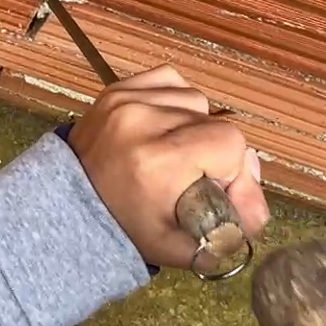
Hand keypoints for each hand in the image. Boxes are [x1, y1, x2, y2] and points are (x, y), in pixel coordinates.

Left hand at [67, 64, 269, 268]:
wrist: (66, 202)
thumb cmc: (124, 227)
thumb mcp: (181, 246)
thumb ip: (230, 230)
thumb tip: (259, 205)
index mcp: (157, 160)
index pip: (229, 140)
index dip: (236, 169)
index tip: (221, 191)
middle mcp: (141, 120)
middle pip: (215, 120)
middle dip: (219, 153)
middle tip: (203, 178)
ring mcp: (125, 98)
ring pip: (195, 99)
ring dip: (198, 126)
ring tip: (182, 153)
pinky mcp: (116, 87)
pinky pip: (169, 79)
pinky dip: (177, 100)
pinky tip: (170, 125)